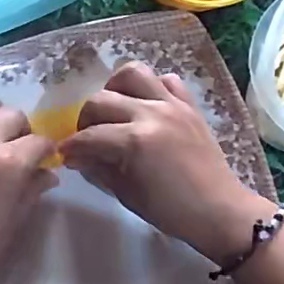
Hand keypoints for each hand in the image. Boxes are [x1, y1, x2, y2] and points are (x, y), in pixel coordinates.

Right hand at [60, 63, 279, 264]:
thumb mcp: (127, 193)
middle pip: (102, 100)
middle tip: (87, 138)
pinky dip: (151, 88)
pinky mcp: (189, 105)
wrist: (219, 210)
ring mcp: (173, 105)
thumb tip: (77, 156)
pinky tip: (145, 107)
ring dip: (114, 89)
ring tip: (114, 110)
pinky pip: (166, 80)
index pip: (90, 136)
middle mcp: (152, 114)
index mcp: (135, 141)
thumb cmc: (171, 210)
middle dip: (86, 120)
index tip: (64, 155)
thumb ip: (99, 168)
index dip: (72, 147)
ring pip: (132, 74)